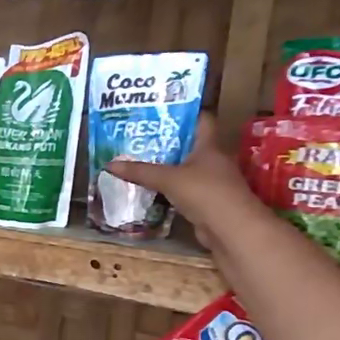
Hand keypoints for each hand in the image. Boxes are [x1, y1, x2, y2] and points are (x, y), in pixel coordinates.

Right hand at [107, 115, 261, 248]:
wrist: (231, 230)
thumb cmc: (205, 192)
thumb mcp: (169, 179)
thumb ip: (140, 171)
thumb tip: (109, 164)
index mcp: (209, 146)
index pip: (201, 119)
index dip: (184, 112)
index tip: (160, 110)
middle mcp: (212, 161)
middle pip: (188, 145)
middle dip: (165, 142)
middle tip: (138, 137)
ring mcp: (211, 183)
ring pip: (184, 170)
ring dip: (165, 168)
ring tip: (137, 162)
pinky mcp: (206, 203)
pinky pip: (183, 191)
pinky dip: (168, 190)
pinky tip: (148, 189)